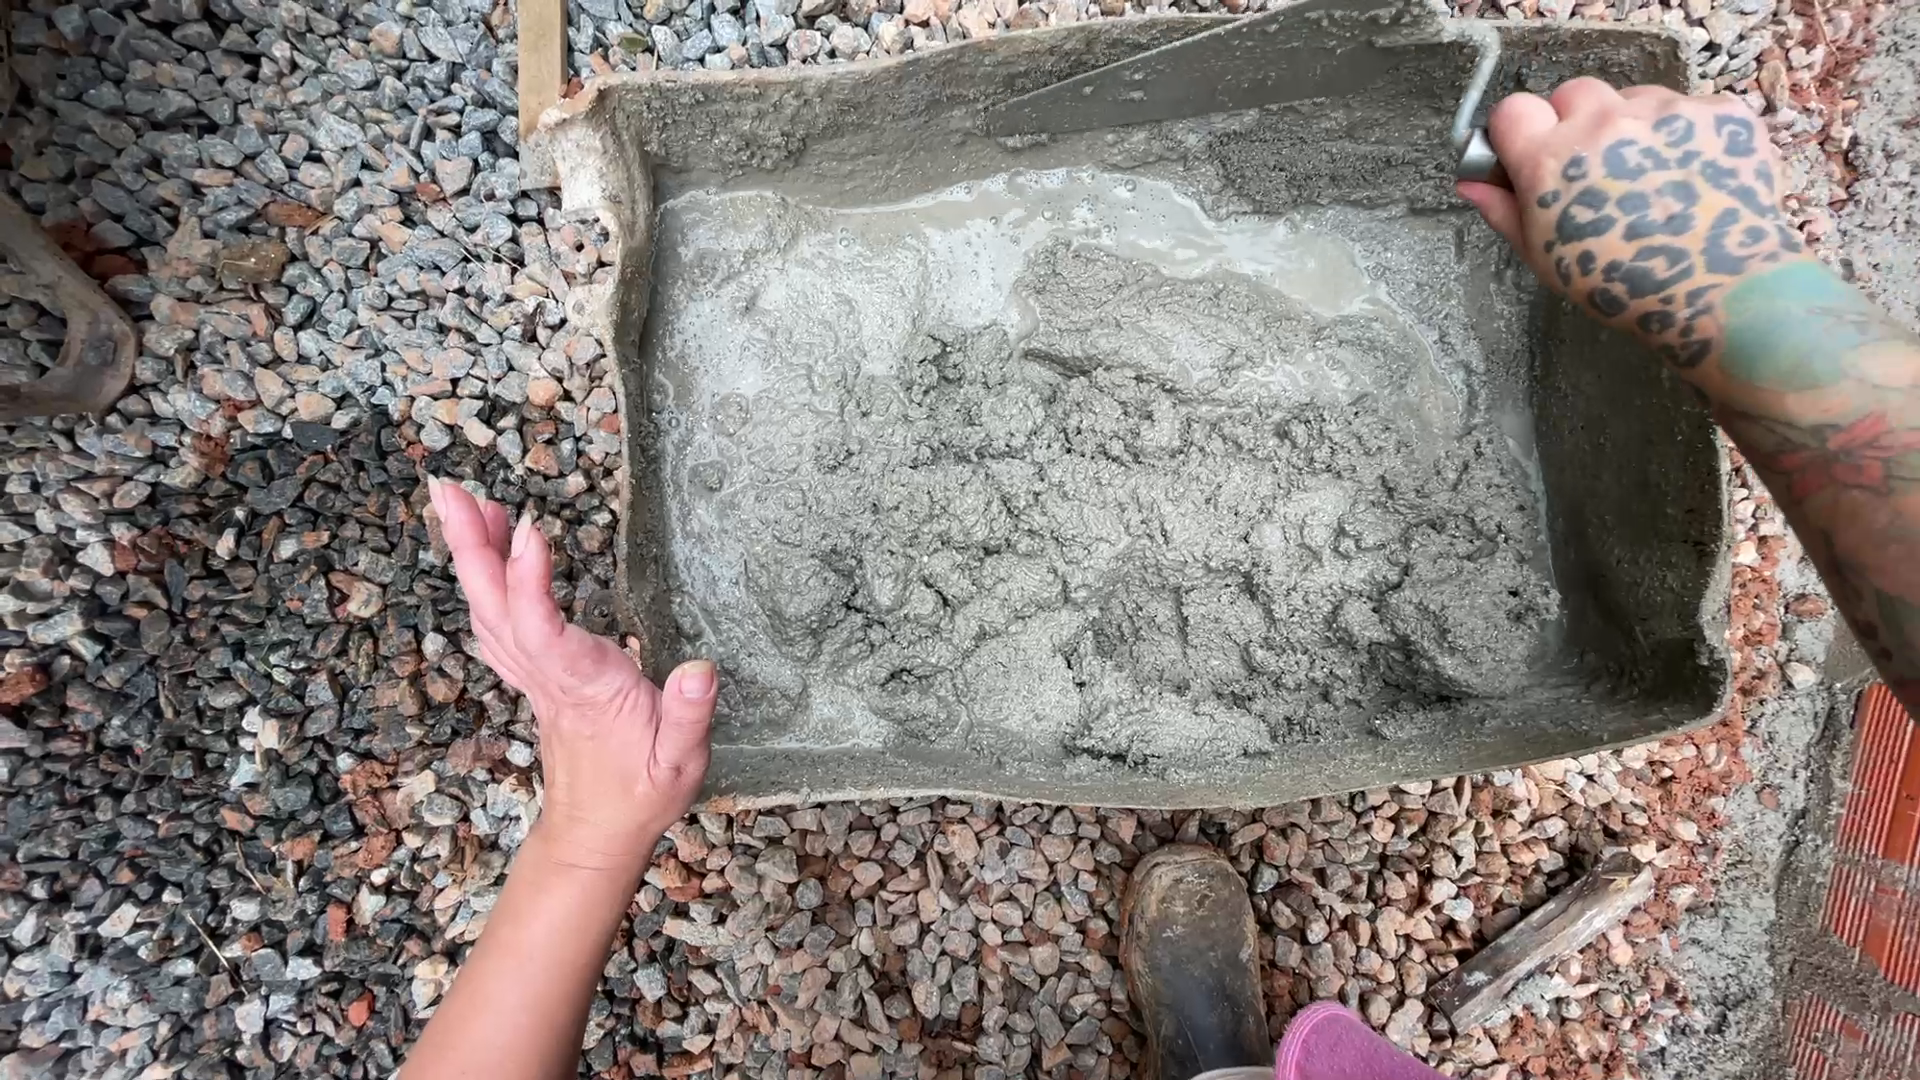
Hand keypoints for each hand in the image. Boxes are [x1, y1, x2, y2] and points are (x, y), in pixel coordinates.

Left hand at [426, 476, 714, 870]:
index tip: (527, 530)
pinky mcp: (536, 677)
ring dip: (471, 558)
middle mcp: (548, 677)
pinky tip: (489, 557)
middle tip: (449, 491)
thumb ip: (690, 713)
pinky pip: (497, 624)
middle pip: (495, 609)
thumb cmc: (642, 791)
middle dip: (470, 549)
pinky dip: (486, 584)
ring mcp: (535, 677)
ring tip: (467, 505)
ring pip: (488, 613)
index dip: (529, 582)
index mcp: (585, 688)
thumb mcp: (682, 760)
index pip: (543, 632)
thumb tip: (700, 667)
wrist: (599, 829)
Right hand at [1457, 79, 1806, 372]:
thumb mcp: (1536, 250)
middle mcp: (1604, 123)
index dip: (1512, 129)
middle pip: (1571, 92)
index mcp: (1549, 159)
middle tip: (1576, 165)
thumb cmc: (1605, 276)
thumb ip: (1500, 207)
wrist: (1708, 282)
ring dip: (1620, 124)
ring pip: (1628, 97)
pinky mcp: (1715, 111)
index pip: (1512, 110)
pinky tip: (1674, 174)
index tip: (1519, 151)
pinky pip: (1678, 108)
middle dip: (1567, 120)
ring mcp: (1664, 112)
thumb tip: (1469, 182)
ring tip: (1632, 173)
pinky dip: (1668, 134)